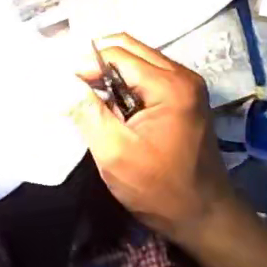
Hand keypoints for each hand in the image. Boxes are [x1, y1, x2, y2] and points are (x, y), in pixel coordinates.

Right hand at [69, 34, 237, 244]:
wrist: (204, 218)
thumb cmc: (159, 188)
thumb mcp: (114, 152)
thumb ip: (87, 112)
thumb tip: (62, 81)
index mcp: (170, 85)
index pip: (117, 54)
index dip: (86, 65)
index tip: (64, 87)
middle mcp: (183, 76)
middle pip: (130, 49)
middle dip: (97, 63)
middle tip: (74, 88)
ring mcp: (187, 87)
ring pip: (138, 61)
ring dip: (111, 74)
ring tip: (90, 99)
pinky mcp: (184, 99)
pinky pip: (148, 76)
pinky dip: (125, 84)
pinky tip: (112, 108)